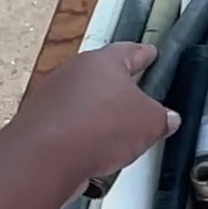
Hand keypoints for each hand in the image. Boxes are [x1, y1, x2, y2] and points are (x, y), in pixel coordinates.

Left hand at [6, 43, 178, 184]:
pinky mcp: (39, 121)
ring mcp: (53, 95)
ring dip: (103, 111)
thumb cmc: (101, 127)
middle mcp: (75, 71)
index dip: (144, 54)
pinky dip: (86, 131)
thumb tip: (168, 118)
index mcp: (104, 61)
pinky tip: (98, 148)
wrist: (45, 157)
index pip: (130, 51)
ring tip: (122, 131)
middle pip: (105, 75)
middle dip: (123, 87)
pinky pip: (71, 122)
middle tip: (141, 98)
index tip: (150, 53)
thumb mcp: (151, 123)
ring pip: (86, 99)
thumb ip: (163, 117)